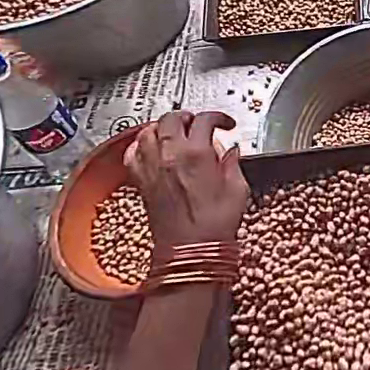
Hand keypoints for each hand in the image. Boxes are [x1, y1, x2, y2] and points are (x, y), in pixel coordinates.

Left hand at [124, 110, 248, 248]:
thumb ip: (233, 164)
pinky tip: (150, 148)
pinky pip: (132, 153)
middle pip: (172, 118)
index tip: (224, 124)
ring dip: (163, 127)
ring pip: (148, 131)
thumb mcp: (237, 190)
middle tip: (197, 122)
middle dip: (187, 117)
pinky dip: (140, 145)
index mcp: (197, 153)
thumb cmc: (213, 227)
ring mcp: (152, 167)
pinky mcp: (141, 181)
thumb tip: (232, 153)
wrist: (191, 252)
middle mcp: (170, 155)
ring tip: (174, 131)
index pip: (204, 119)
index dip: (218, 117)